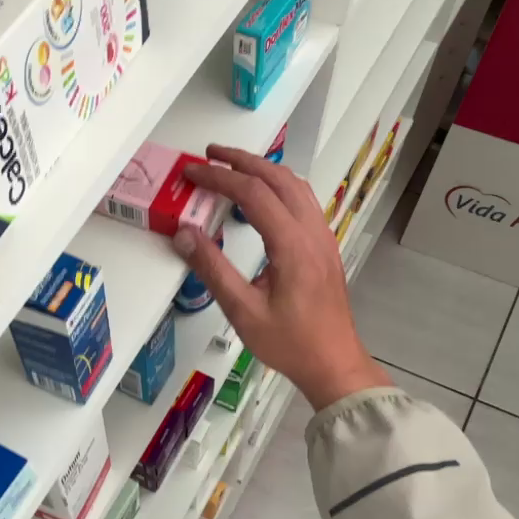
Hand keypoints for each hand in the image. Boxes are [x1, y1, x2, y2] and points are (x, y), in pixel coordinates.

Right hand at [176, 145, 389, 409]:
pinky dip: (279, 187)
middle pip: (278, 178)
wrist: (334, 363)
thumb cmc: (289, 343)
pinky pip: (304, 202)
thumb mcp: (242, 311)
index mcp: (292, 244)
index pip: (253, 193)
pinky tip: (263, 198)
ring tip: (234, 168)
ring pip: (296, 186)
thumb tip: (184, 234)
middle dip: (242, 161)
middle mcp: (312, 232)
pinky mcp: (325, 248)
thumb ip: (212, 269)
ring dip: (264, 170)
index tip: (192, 172)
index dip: (219, 177)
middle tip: (210, 154)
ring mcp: (323, 238)